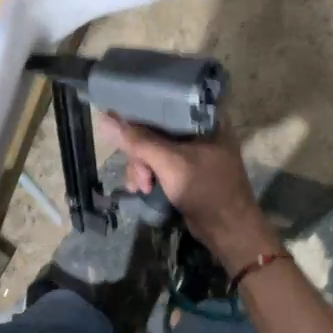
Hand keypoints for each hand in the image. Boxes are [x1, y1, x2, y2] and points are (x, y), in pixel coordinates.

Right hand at [97, 114, 279, 273]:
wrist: (228, 230)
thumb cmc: (206, 189)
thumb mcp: (170, 163)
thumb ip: (138, 142)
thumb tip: (104, 120)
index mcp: (205, 119)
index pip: (166, 103)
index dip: (139, 112)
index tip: (118, 123)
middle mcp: (199, 130)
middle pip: (154, 130)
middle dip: (140, 155)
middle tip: (140, 176)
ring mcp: (193, 151)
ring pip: (153, 149)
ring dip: (141, 168)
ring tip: (141, 187)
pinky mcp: (187, 170)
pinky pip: (159, 164)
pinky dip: (148, 175)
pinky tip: (143, 189)